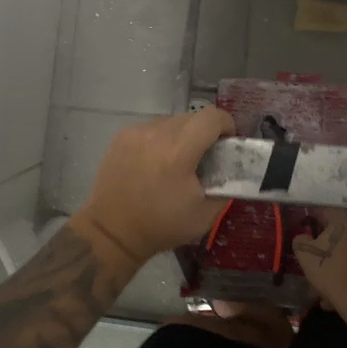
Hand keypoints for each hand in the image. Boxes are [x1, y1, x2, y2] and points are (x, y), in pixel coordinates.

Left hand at [72, 107, 234, 265]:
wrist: (112, 231)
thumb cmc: (161, 226)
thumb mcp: (204, 215)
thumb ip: (225, 187)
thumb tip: (234, 169)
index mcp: (179, 152)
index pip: (211, 117)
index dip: (226, 124)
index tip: (227, 142)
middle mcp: (157, 133)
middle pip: (192, 117)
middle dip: (204, 133)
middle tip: (204, 158)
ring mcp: (137, 131)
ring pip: (171, 121)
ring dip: (181, 135)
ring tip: (176, 162)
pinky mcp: (122, 134)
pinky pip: (152, 127)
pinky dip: (160, 139)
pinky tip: (154, 163)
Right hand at [293, 211, 346, 313]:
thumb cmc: (329, 270)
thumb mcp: (305, 254)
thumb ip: (300, 240)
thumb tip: (303, 237)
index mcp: (340, 224)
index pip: (327, 213)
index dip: (316, 219)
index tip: (308, 229)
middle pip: (338, 235)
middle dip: (327, 247)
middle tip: (316, 261)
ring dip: (337, 264)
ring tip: (325, 285)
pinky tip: (339, 293)